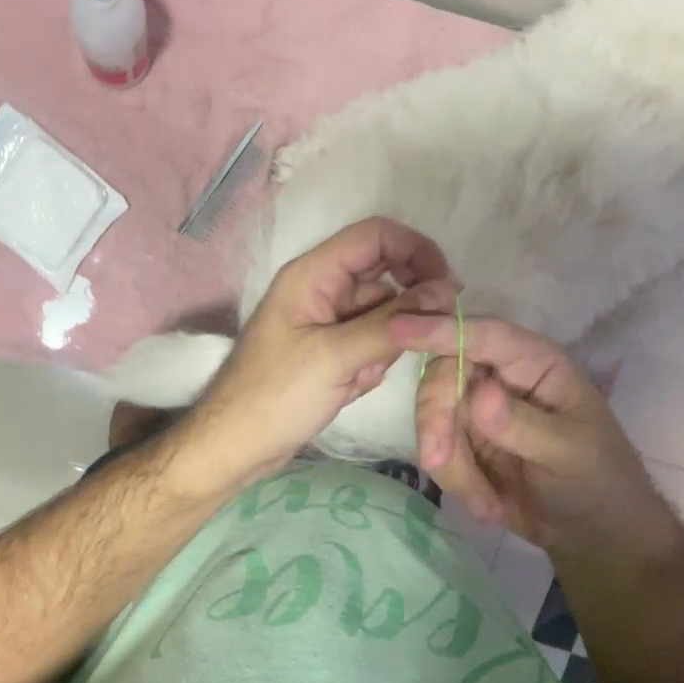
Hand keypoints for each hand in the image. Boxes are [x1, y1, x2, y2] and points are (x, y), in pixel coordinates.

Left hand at [174, 218, 455, 490]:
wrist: (235, 446)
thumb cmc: (276, 396)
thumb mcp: (337, 357)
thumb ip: (393, 323)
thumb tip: (447, 292)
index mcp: (313, 275)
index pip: (376, 236)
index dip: (417, 251)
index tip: (448, 288)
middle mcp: (320, 290)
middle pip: (384, 278)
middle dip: (402, 314)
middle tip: (411, 347)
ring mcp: (324, 323)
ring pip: (382, 316)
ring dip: (383, 348)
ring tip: (356, 378)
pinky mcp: (329, 353)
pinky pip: (369, 345)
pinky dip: (369, 367)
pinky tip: (348, 390)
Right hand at [388, 312, 683, 569]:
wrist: (588, 531)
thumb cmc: (598, 480)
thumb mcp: (571, 453)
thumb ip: (524, 425)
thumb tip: (479, 394)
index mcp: (534, 363)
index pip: (483, 336)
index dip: (439, 329)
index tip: (397, 329)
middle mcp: (498, 377)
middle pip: (443, 376)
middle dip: (435, 419)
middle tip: (437, 461)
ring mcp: (475, 409)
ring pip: (432, 418)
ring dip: (450, 464)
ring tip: (486, 505)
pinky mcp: (460, 441)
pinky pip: (436, 451)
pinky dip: (455, 481)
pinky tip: (488, 506)